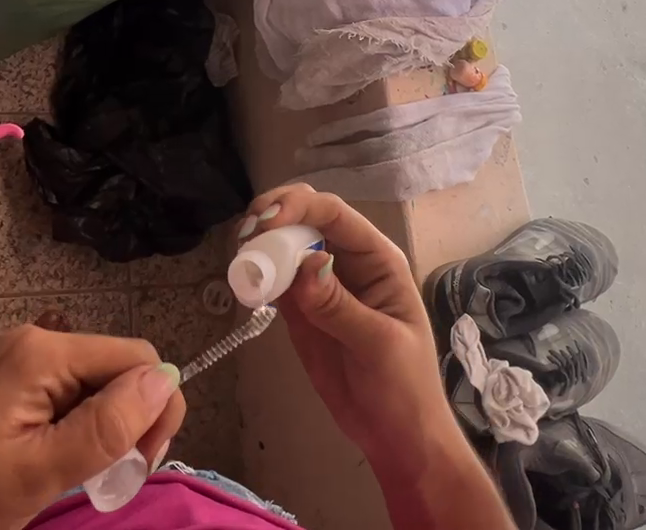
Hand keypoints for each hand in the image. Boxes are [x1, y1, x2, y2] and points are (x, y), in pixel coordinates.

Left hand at [0, 325, 185, 529]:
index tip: (138, 466)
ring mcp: (20, 362)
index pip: (135, 356)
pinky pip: (67, 397)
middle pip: (116, 368)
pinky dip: (78, 430)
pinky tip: (59, 465)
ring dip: (104, 430)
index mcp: (43, 352)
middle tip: (109, 481)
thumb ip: (104, 427)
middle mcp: (36, 342)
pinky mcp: (10, 385)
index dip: (154, 407)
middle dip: (129, 420)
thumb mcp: (36, 474)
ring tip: (81, 479)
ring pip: (94, 386)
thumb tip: (168, 379)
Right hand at [240, 185, 472, 476]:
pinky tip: (246, 281)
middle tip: (245, 238)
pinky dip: (257, 273)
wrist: (396, 437)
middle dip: (272, 216)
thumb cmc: (405, 388)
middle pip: (305, 216)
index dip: (297, 207)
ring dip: (259, 242)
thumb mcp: (380, 346)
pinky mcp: (300, 305)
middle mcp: (347, 259)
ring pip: (285, 242)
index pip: (333, 213)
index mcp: (376, 258)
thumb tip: (307, 263)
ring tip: (240, 258)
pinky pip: (275, 275)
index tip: (263, 223)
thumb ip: (340, 306)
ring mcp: (321, 281)